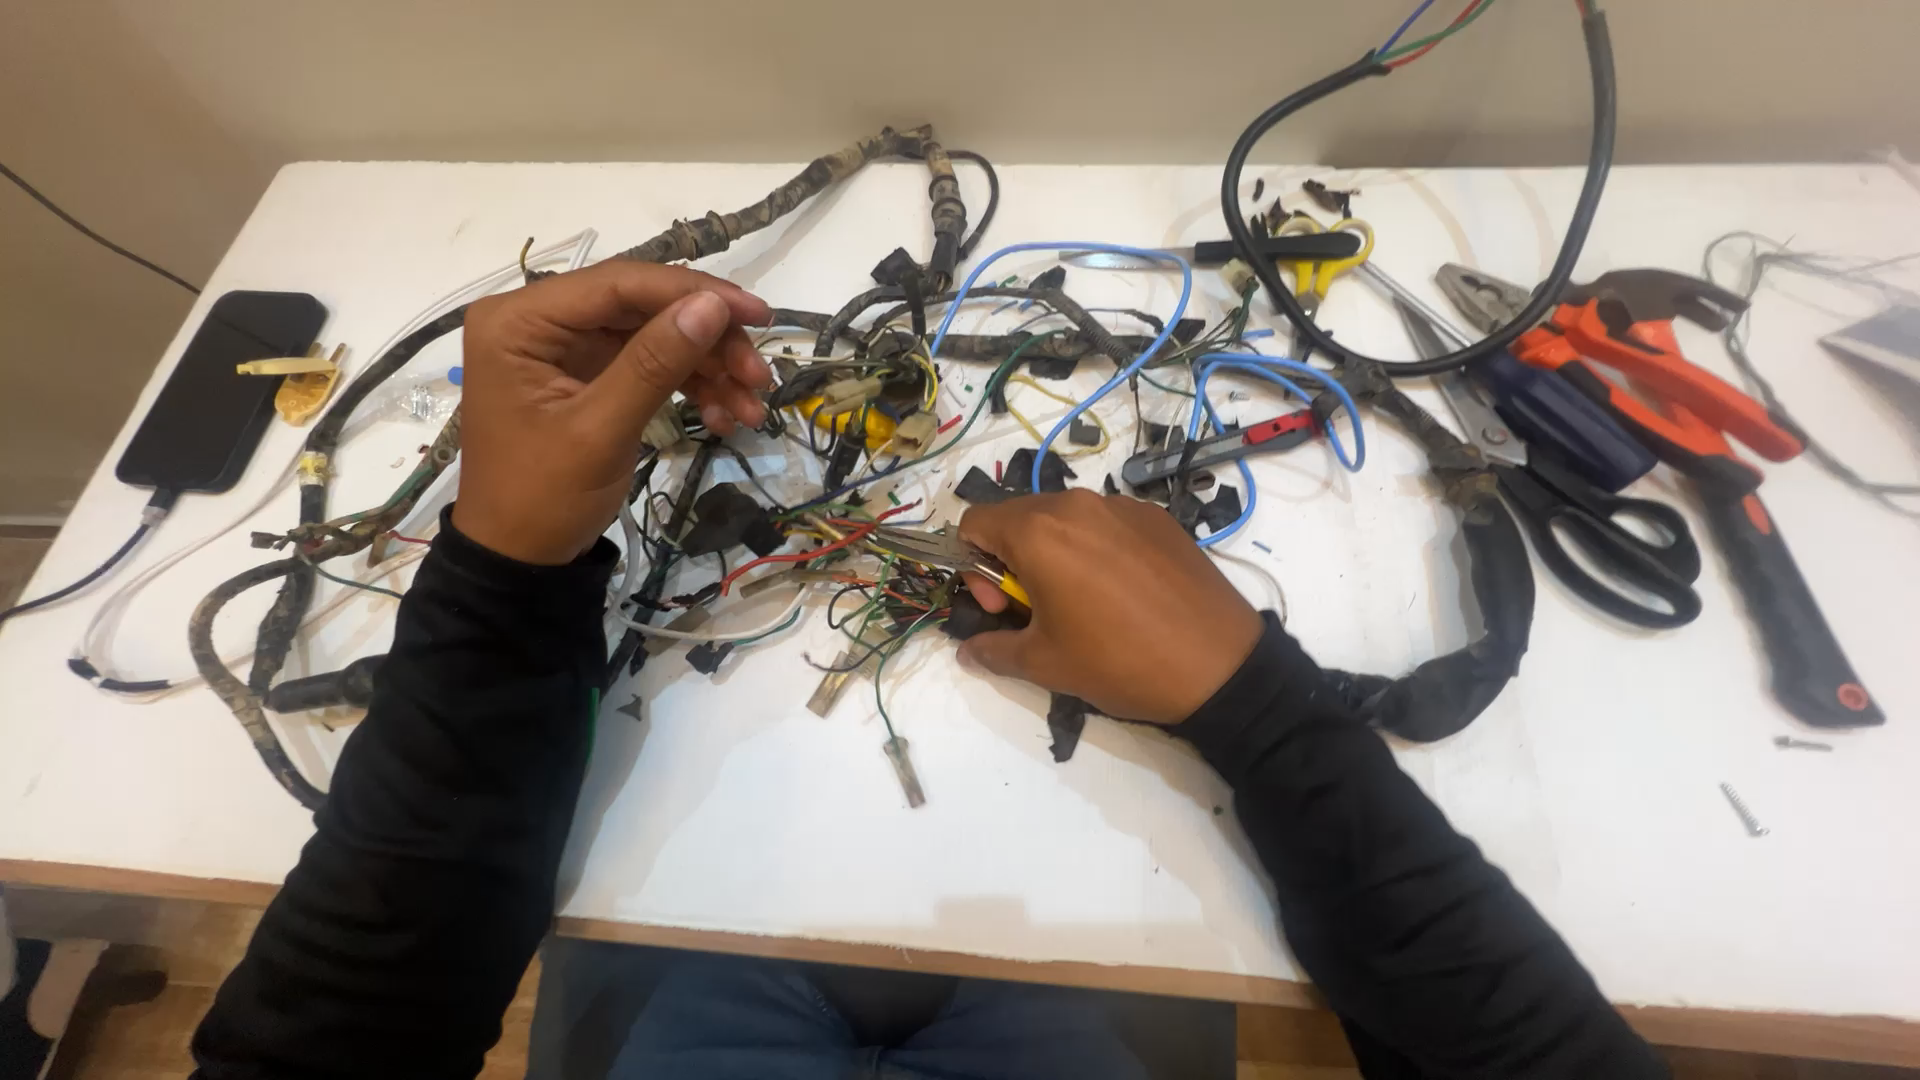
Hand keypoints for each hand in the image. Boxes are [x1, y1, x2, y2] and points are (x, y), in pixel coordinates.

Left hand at [453, 261, 772, 564]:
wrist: (523, 556)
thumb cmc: (544, 495)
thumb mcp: (601, 429)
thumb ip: (655, 363)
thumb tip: (712, 306)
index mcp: (522, 320)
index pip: (621, 284)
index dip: (694, 292)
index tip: (758, 314)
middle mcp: (544, 321)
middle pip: (646, 309)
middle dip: (709, 341)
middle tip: (759, 376)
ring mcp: (570, 350)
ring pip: (659, 338)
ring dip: (711, 369)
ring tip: (753, 408)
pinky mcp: (593, 376)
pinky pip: (654, 368)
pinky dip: (693, 389)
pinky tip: (726, 418)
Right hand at [957, 491, 1263, 723]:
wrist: (1220, 667)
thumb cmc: (1119, 662)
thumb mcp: (1044, 665)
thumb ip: (992, 650)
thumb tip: (967, 652)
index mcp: (1038, 532)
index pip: (973, 522)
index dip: (974, 567)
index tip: (1005, 606)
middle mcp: (1077, 504)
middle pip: (1017, 518)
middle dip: (1012, 560)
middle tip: (1040, 609)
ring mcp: (1122, 506)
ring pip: (1063, 518)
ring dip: (1054, 553)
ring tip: (1086, 602)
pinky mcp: (1157, 517)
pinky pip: (1106, 522)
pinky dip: (1097, 549)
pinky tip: (1124, 592)